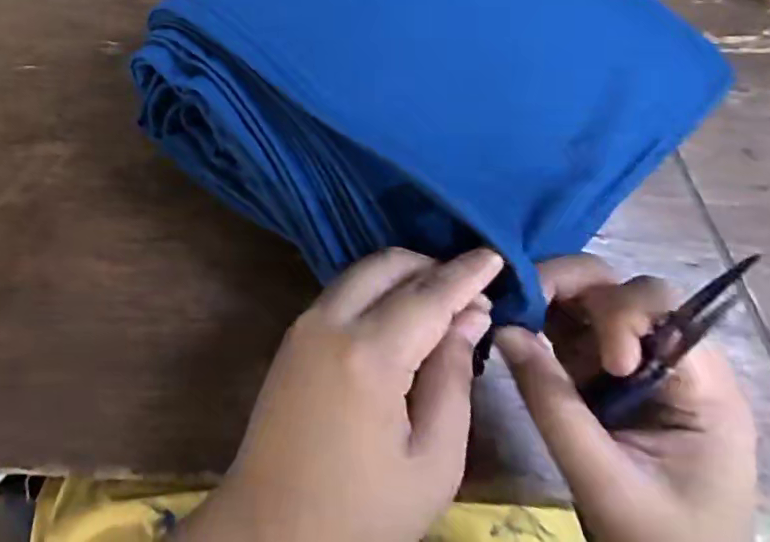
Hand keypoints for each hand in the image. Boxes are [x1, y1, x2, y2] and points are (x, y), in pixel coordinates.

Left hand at [180, 247, 503, 541]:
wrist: (273, 529)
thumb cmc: (363, 511)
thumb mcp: (432, 462)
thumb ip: (453, 380)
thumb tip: (470, 316)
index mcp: (368, 354)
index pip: (428, 294)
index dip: (466, 273)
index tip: (496, 254)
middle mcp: (330, 321)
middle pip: (388, 265)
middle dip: (433, 265)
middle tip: (472, 291)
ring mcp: (304, 324)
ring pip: (361, 272)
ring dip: (403, 273)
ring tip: (442, 301)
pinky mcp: (292, 336)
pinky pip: (342, 291)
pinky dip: (376, 287)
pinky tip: (400, 313)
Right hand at [494, 257, 756, 541]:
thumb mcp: (605, 483)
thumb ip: (554, 406)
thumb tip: (503, 327)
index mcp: (703, 387)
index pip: (665, 308)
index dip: (624, 314)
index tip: (607, 365)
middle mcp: (671, 360)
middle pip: (625, 289)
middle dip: (574, 286)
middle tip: (530, 307)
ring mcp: (636, 361)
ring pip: (594, 296)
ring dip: (552, 295)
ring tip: (519, 315)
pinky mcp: (605, 370)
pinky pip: (574, 323)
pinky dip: (543, 315)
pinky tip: (520, 325)